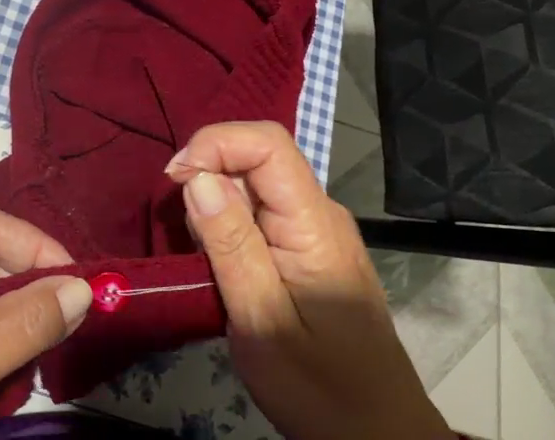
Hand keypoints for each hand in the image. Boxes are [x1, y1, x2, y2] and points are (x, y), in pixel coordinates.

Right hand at [166, 122, 450, 439]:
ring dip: (219, 205)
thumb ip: (231, 245)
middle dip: (210, 176)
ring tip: (206, 260)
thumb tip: (197, 177)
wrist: (380, 437)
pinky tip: (224, 266)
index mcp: (315, 223)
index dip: (215, 144)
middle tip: (187, 234)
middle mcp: (321, 213)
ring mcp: (319, 231)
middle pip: (260, 158)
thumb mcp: (263, 322)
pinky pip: (265, 214)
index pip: (267, 143)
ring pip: (258, 186)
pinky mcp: (311, 251)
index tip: (174, 182)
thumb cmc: (321, 389)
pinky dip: (233, 225)